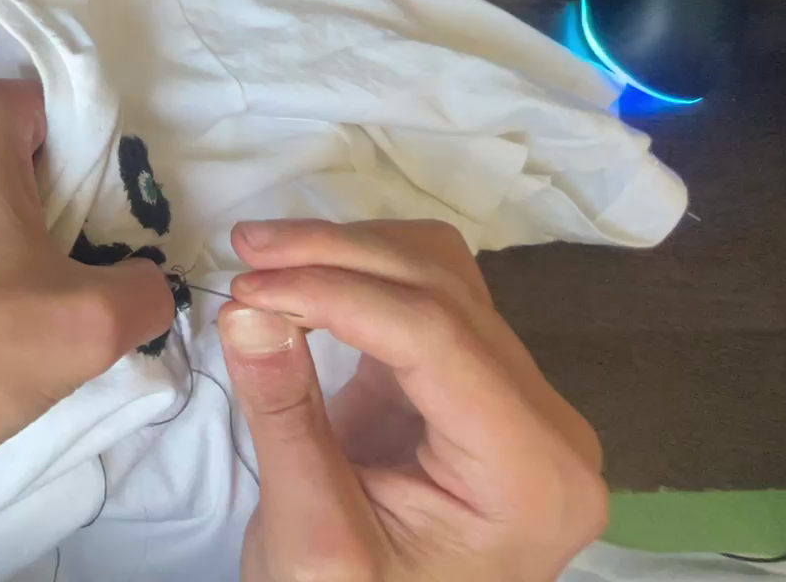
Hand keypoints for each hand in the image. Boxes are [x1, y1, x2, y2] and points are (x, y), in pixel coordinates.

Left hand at [0, 79, 174, 546]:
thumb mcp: (81, 327)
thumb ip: (144, 291)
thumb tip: (145, 281)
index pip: (76, 122)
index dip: (110, 184)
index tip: (113, 245)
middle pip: (32, 157)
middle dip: (65, 219)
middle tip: (77, 284)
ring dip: (19, 247)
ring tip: (27, 310)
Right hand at [216, 219, 607, 581]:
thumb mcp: (313, 537)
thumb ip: (285, 418)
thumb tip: (246, 308)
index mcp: (529, 474)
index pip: (435, 336)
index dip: (334, 292)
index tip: (245, 288)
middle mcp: (541, 420)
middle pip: (441, 286)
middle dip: (334, 253)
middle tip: (244, 251)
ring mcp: (508, 393)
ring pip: (434, 269)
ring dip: (343, 247)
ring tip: (261, 256)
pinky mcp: (461, 376)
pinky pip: (415, 291)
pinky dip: (350, 268)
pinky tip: (295, 279)